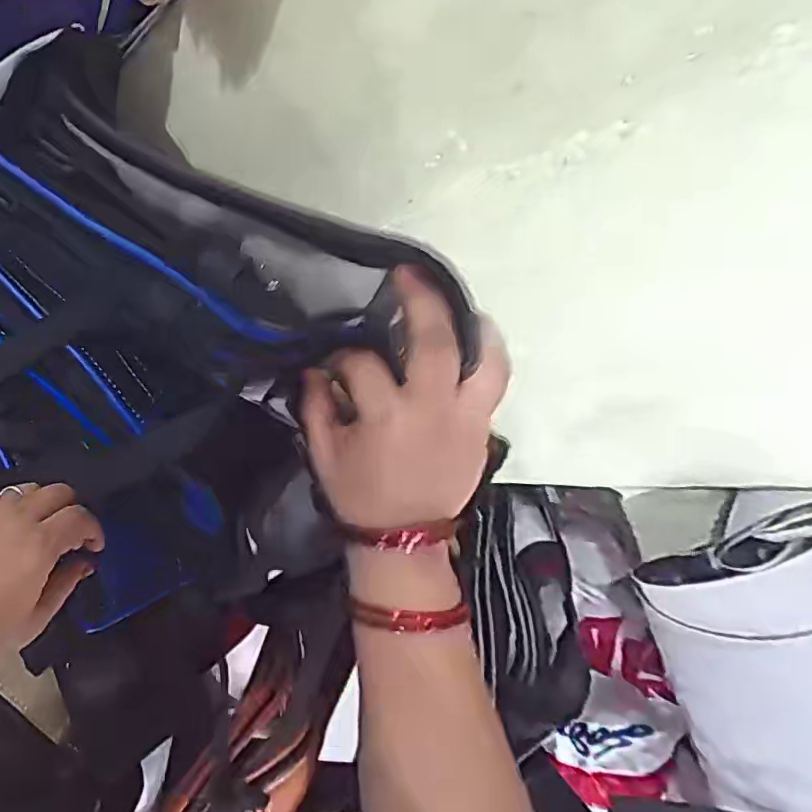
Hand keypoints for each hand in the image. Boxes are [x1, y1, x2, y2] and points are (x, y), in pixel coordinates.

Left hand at [0, 483, 105, 669]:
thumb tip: (83, 565)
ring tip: (44, 527)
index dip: (94, 529)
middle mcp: (20, 517)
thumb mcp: (36, 617)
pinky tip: (17, 529)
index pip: (80, 517)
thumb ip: (65, 584)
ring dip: (46, 502)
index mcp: (41, 543)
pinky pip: (7, 496)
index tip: (94, 546)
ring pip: (32, 488)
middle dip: (73, 510)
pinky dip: (21, 505)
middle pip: (59, 492)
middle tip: (73, 534)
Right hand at [301, 268, 508, 595]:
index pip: (360, 364)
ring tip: (451, 301)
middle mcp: (430, 407)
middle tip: (405, 275)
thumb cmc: (359, 494)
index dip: (340, 357)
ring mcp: (464, 415)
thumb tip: (315, 372)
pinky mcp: (482, 425)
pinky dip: (490, 351)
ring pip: (479, 355)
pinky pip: (496, 378)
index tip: (330, 363)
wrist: (403, 536)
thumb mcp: (323, 454)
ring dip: (467, 320)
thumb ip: (316, 408)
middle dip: (418, 301)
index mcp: (384, 416)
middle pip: (432, 341)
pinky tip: (477, 336)